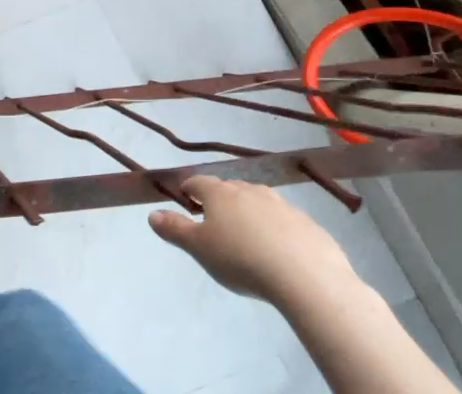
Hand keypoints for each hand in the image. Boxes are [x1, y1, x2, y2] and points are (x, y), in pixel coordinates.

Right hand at [147, 176, 356, 303]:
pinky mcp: (310, 226)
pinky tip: (280, 253)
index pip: (198, 182)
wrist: (308, 278)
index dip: (189, 189)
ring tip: (249, 238)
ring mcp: (284, 206)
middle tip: (217, 225)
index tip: (186, 201)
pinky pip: (287, 223)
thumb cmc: (242, 259)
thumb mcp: (199, 248)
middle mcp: (251, 192)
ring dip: (251, 213)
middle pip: (230, 189)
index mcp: (220, 194)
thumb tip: (152, 213)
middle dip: (221, 201)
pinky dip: (279, 231)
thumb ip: (174, 229)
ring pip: (260, 203)